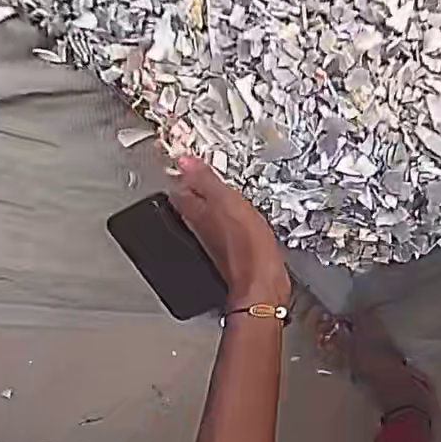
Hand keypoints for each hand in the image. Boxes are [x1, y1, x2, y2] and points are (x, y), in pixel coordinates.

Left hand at [170, 155, 289, 307]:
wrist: (261, 282)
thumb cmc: (247, 246)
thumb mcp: (227, 202)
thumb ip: (205, 180)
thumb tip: (184, 161)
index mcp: (196, 212)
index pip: (179, 187)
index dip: (183, 172)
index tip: (187, 159)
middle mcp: (200, 226)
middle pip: (189, 200)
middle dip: (193, 185)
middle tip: (197, 170)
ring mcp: (214, 238)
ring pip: (205, 212)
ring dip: (208, 199)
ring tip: (212, 187)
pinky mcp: (231, 248)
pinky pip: (222, 225)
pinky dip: (224, 215)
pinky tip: (232, 213)